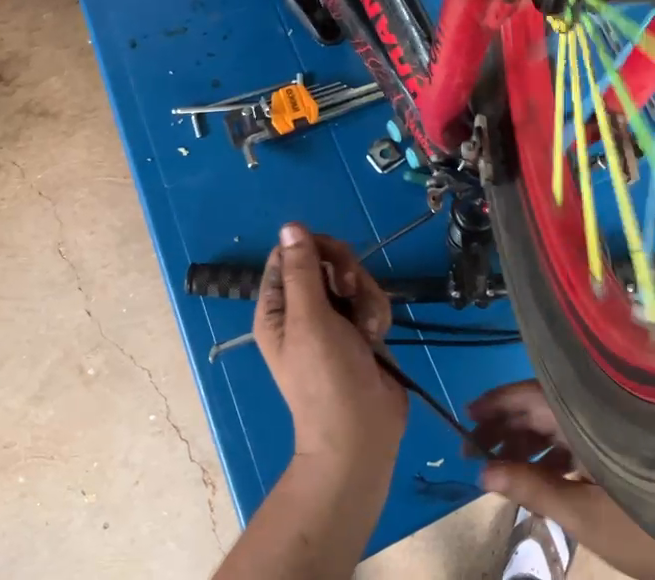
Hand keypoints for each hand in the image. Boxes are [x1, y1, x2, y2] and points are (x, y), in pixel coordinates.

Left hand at [253, 223, 406, 477]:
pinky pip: (371, 301)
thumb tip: (290, 225)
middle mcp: (302, 310)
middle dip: (346, 274)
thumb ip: (302, 269)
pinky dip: (377, 316)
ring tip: (367, 331)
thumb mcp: (309, 319)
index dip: (314, 250)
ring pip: (354, 280)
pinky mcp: (360, 330)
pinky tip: (377, 339)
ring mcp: (333, 320)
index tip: (331, 263)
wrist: (362, 430)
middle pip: (326, 261)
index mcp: (278, 307)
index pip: (290, 254)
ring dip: (366, 299)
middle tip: (350, 291)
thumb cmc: (325, 377)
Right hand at [471, 381, 654, 579]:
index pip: (532, 394)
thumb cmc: (651, 525)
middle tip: (475, 450)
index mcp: (589, 413)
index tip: (466, 419)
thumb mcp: (586, 515)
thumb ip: (532, 488)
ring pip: (565, 418)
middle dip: (508, 425)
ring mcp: (621, 421)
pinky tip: (545, 470)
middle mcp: (603, 406)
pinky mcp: (634, 439)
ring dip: (531, 438)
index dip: (497, 404)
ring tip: (502, 464)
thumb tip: (483, 472)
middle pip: (546, 403)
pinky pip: (586, 432)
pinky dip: (560, 448)